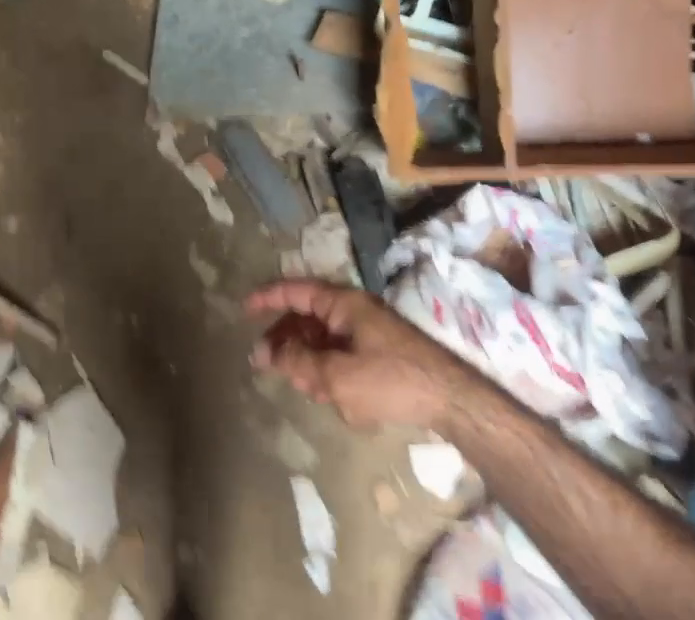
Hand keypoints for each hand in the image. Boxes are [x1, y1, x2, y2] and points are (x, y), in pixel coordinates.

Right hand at [246, 279, 473, 429]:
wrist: (451, 401)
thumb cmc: (390, 380)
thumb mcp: (335, 374)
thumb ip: (296, 361)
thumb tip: (262, 351)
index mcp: (344, 304)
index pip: (296, 291)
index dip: (268, 298)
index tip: (244, 308)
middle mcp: (355, 312)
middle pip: (308, 319)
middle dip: (289, 344)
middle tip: (270, 366)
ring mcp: (370, 333)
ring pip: (325, 342)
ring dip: (312, 365)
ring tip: (313, 391)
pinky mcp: (381, 355)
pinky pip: (344, 358)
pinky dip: (334, 375)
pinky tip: (341, 403)